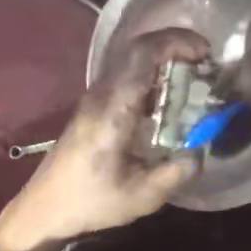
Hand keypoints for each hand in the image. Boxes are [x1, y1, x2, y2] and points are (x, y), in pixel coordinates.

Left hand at [0, 28, 208, 250]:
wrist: (44, 209)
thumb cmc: (90, 202)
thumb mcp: (143, 197)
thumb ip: (177, 172)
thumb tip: (201, 151)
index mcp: (113, 109)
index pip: (143, 54)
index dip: (176, 42)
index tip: (206, 53)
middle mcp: (101, 94)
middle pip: (138, 50)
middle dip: (175, 47)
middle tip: (205, 64)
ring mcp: (94, 99)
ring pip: (131, 62)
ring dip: (163, 62)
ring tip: (194, 80)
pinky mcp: (93, 108)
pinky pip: (126, 79)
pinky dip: (152, 78)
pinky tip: (169, 101)